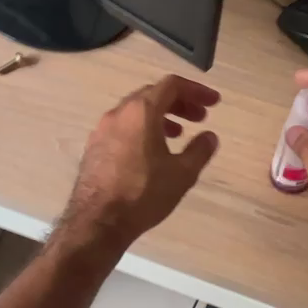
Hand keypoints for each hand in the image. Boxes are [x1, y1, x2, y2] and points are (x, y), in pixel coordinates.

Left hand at [60, 75, 221, 249]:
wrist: (97, 222)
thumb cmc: (143, 194)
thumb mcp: (182, 174)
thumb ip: (199, 150)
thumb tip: (210, 137)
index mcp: (141, 111)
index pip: (171, 85)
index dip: (196, 90)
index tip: (214, 102)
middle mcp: (118, 113)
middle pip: (152, 94)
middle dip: (179, 103)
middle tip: (200, 118)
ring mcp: (102, 129)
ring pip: (135, 111)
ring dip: (160, 116)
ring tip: (178, 135)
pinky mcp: (93, 147)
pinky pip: (123, 127)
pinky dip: (142, 129)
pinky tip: (151, 152)